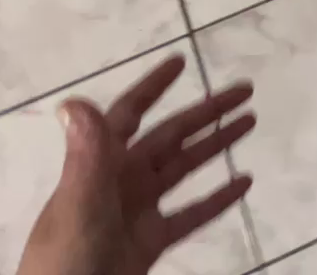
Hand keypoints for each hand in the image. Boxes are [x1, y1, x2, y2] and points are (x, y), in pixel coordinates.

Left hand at [17, 55, 255, 274]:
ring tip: (251, 122)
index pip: (128, 116)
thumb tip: (74, 101)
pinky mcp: (150, 244)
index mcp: (100, 168)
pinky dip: (218, 198)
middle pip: (170, 136)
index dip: (152, 88)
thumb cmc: (65, 263)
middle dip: (206, 111)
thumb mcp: (77, 207)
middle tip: (245, 90)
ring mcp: (136, 213)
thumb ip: (85, 156)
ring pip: (185, 168)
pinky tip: (244, 183)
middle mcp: (120, 183)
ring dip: (217, 144)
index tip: (181, 62)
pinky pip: (191, 214)